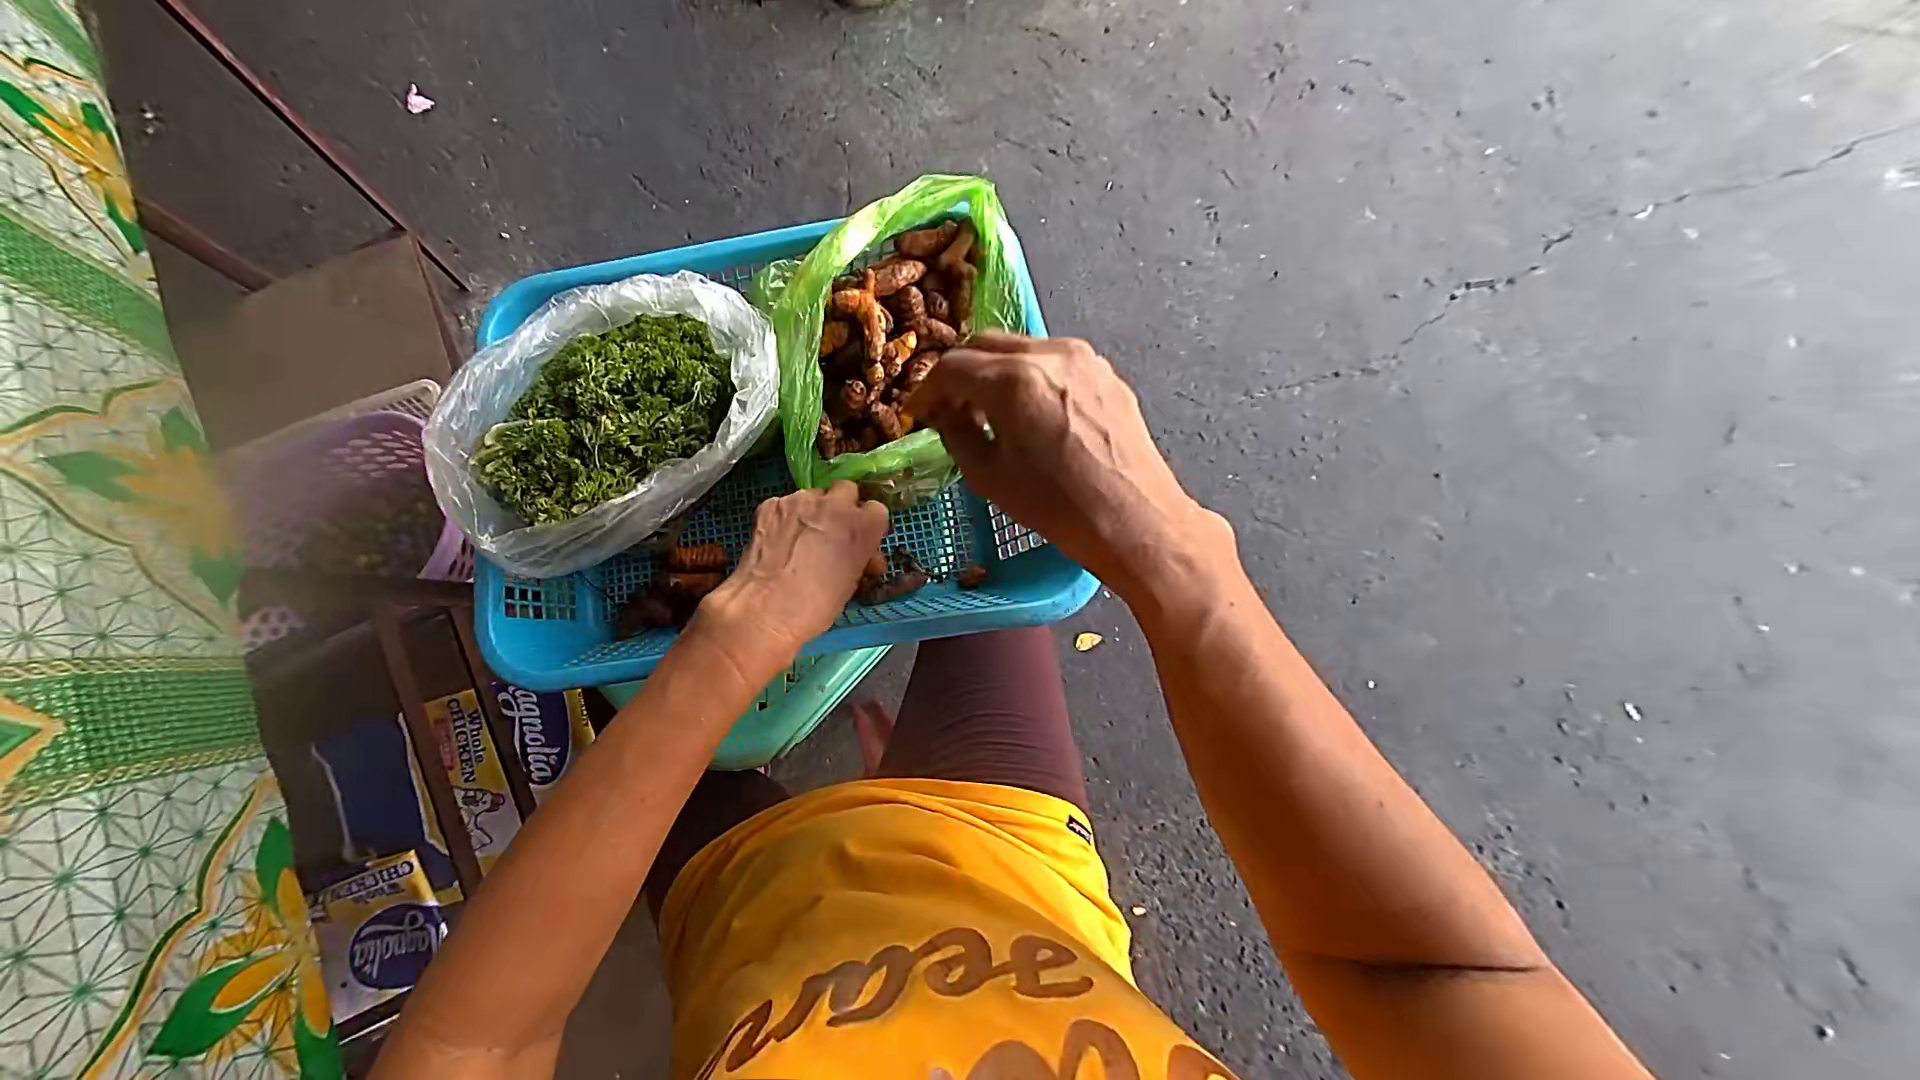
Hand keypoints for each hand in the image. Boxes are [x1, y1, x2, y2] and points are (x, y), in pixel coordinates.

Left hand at [689, 480, 888, 681]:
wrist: (764, 610)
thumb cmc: (816, 606)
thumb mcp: (852, 581)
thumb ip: (861, 556)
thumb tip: (865, 555)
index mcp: (863, 525)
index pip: (876, 510)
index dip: (866, 525)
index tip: (858, 541)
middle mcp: (835, 504)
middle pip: (846, 490)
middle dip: (841, 507)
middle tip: (831, 532)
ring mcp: (800, 500)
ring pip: (813, 495)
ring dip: (812, 511)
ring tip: (800, 538)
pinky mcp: (770, 504)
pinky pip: (784, 504)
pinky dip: (784, 517)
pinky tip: (778, 539)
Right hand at [905, 332, 1220, 597]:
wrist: (1134, 521)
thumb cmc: (1058, 507)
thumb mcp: (989, 476)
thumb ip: (957, 433)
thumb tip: (944, 413)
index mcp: (1014, 379)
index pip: (952, 366)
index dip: (928, 389)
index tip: (920, 412)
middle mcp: (1050, 353)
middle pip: (985, 344)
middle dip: (961, 374)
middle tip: (951, 409)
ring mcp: (1085, 359)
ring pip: (1022, 349)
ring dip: (996, 373)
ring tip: (991, 413)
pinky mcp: (1107, 374)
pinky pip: (1055, 364)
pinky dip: (1031, 379)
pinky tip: (1031, 415)